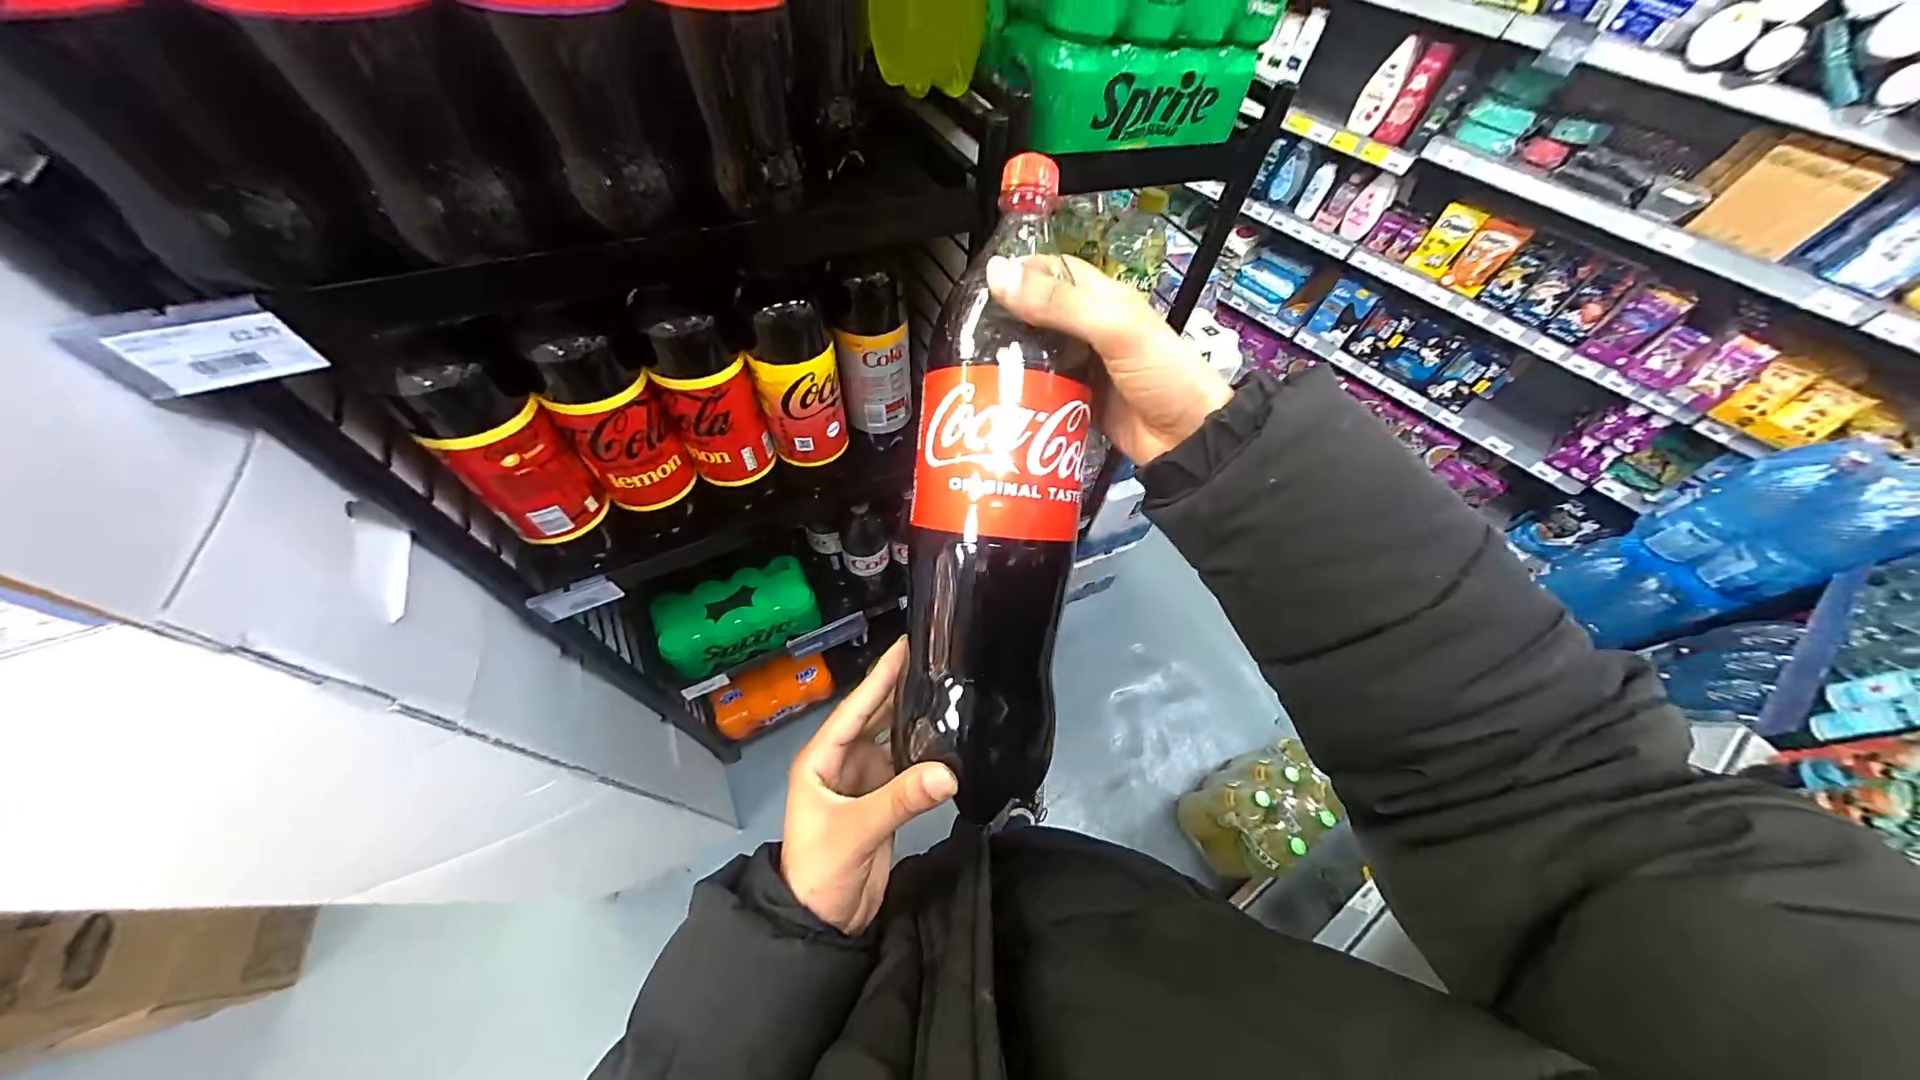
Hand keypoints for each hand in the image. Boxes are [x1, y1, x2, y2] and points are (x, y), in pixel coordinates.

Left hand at [781, 638, 958, 933]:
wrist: (821, 923)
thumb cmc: (819, 870)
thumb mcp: (855, 831)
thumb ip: (901, 800)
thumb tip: (950, 772)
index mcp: (822, 759)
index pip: (854, 708)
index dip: (879, 677)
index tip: (905, 647)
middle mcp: (842, 762)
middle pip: (875, 718)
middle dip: (901, 691)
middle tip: (936, 663)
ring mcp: (863, 781)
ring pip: (893, 741)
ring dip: (916, 722)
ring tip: (948, 693)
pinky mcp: (881, 801)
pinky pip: (906, 768)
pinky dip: (925, 755)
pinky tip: (947, 740)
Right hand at [986, 253, 1232, 463]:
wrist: (1187, 439)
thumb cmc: (1164, 375)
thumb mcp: (1114, 328)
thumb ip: (1060, 304)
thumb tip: (1000, 275)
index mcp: (1102, 299)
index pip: (1053, 271)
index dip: (1020, 271)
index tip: (982, 285)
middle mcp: (1089, 330)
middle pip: (1038, 314)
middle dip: (1006, 319)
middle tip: (969, 332)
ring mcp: (1083, 368)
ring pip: (1037, 354)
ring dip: (1010, 359)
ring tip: (975, 365)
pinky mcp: (1077, 401)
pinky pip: (1043, 391)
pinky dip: (1023, 393)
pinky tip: (1001, 398)